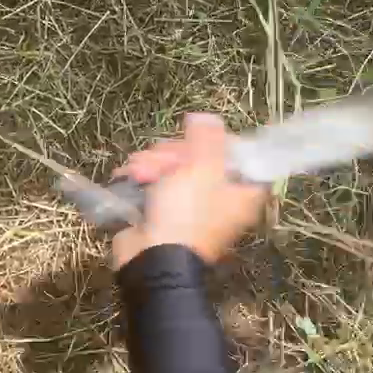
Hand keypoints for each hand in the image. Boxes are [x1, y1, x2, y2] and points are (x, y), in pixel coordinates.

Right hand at [110, 113, 269, 268]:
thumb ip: (208, 138)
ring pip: (174, 166)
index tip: (199, 137)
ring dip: (153, 162)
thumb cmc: (186, 213)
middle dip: (174, 152)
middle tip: (160, 158)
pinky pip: (157, 180)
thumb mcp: (202, 169)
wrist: (151, 256)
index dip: (220, 142)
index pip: (240, 157)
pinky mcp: (164, 208)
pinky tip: (131, 175)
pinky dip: (143, 174)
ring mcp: (190, 204)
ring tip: (139, 171)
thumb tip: (207, 117)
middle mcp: (219, 197)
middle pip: (201, 157)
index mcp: (241, 192)